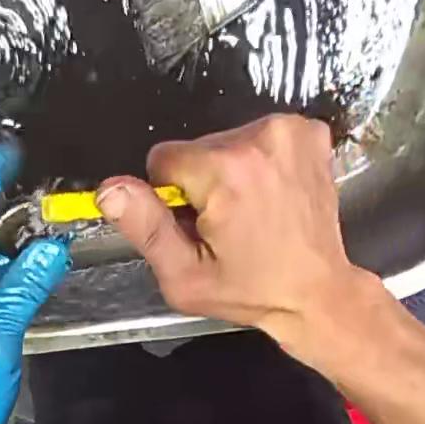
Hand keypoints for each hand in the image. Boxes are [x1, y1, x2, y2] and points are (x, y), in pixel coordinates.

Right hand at [94, 114, 381, 352]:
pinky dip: (259, 164)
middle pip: (196, 149)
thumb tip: (109, 190)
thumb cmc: (251, 292)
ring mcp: (290, 131)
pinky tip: (271, 197)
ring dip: (230, 174)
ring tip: (252, 215)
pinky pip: (258, 138)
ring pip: (226, 142)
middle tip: (228, 226)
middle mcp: (260, 138)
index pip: (163, 159)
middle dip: (203, 184)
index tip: (199, 226)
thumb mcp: (185, 276)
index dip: (173, 197)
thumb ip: (145, 229)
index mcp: (226, 171)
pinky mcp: (309, 131)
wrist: (315, 292)